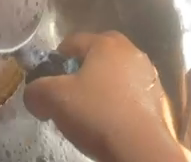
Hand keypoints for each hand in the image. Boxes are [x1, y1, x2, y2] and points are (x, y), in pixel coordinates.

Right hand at [24, 32, 190, 161]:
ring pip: (114, 76)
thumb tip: (33, 95)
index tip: (49, 84)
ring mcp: (147, 74)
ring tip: (91, 115)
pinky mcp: (158, 98)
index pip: (71, 43)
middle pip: (95, 57)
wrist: (140, 149)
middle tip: (69, 99)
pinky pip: (130, 95)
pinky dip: (119, 104)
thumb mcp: (54, 99)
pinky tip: (111, 123)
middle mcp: (129, 50)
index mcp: (105, 42)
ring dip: (102, 89)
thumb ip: (36, 90)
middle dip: (80, 75)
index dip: (55, 62)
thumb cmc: (97, 114)